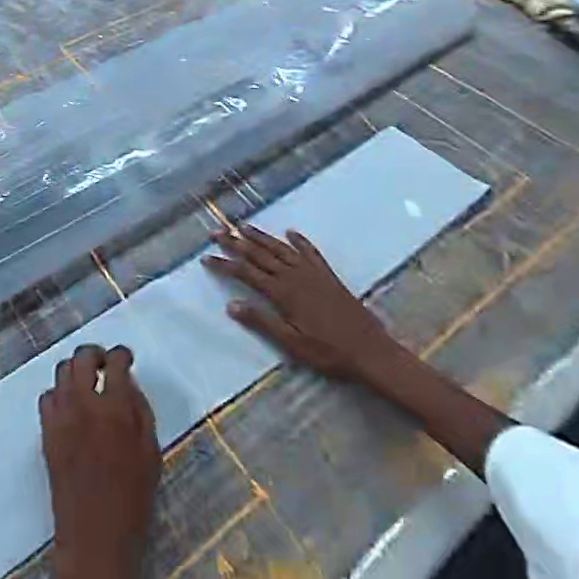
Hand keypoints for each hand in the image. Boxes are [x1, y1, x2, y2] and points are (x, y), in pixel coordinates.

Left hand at [39, 344, 159, 578]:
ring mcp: (61, 414)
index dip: (121, 354)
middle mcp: (84, 403)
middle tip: (104, 360)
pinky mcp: (46, 429)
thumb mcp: (150, 451)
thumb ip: (140, 411)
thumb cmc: (133, 496)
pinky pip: (48, 396)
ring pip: (61, 372)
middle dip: (94, 353)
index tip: (125, 356)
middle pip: (82, 358)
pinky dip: (59, 392)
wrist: (95, 531)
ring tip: (87, 378)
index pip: (115, 364)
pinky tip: (69, 402)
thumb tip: (128, 383)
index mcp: (115, 408)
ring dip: (75, 369)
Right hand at [205, 226, 404, 383]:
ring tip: (243, 226)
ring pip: (280, 249)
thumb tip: (232, 305)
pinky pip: (310, 252)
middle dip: (235, 243)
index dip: (224, 264)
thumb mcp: (291, 344)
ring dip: (261, 237)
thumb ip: (262, 322)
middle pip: (259, 255)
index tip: (206, 257)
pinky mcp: (328, 276)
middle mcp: (295, 277)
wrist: (372, 352)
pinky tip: (291, 233)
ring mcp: (313, 274)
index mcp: (283, 293)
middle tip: (216, 232)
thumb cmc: (329, 352)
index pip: (246, 273)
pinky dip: (299, 241)